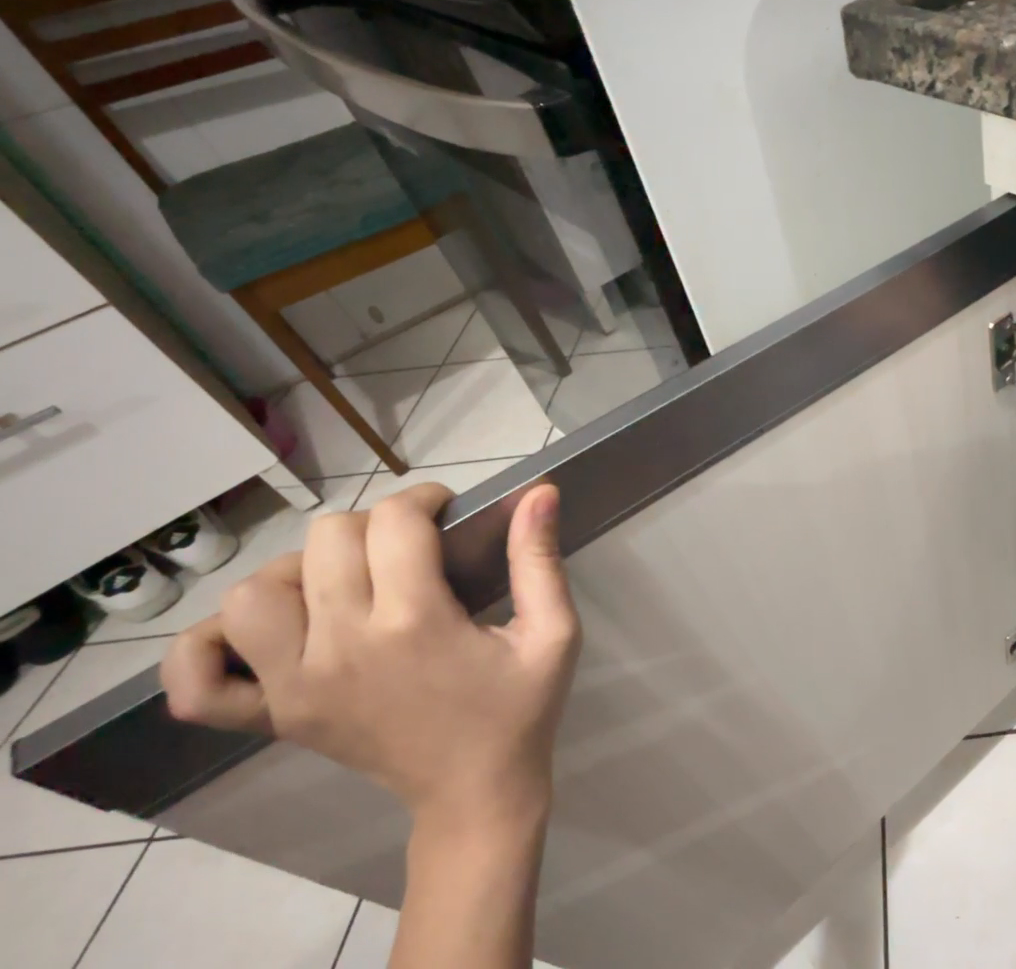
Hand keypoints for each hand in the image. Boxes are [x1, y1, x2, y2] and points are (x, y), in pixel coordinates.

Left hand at [161, 483, 581, 830]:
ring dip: (299, 573)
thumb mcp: (554, 633)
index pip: (394, 522)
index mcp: (416, 622)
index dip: (423, 500)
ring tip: (344, 586)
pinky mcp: (270, 716)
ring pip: (254, 593)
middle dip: (372, 527)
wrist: (474, 791)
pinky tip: (264, 635)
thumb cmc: (520, 708)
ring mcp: (295, 685)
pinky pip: (195, 677)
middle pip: (326, 541)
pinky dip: (209, 647)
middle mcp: (343, 646)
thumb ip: (540, 560)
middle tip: (406, 550)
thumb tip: (540, 491)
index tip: (445, 512)